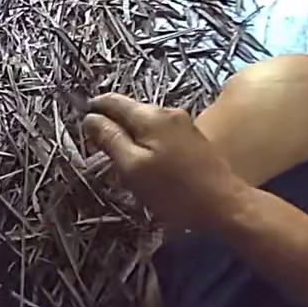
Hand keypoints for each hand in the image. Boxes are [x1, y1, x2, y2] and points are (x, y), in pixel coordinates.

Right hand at [82, 94, 250, 231]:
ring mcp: (184, 124)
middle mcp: (168, 112)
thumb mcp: (133, 167)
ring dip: (131, 132)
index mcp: (150, 116)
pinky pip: (161, 131)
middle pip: (131, 110)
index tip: (82, 124)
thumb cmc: (173, 190)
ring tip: (121, 155)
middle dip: (113, 122)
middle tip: (98, 145)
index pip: (113, 101)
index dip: (95, 109)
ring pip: (146, 121)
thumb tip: (90, 118)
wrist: (225, 205)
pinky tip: (147, 159)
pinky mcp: (194, 138)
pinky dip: (147, 140)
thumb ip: (110, 139)